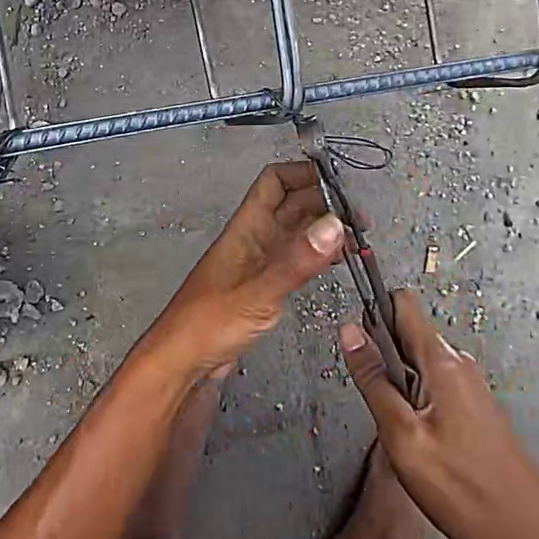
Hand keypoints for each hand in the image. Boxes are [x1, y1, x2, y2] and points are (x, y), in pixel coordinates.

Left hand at [137, 162, 346, 379]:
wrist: (181, 365)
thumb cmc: (205, 326)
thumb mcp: (258, 292)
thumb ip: (297, 260)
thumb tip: (333, 226)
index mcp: (246, 228)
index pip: (275, 181)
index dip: (304, 174)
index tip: (338, 183)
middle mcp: (253, 239)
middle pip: (291, 203)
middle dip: (324, 203)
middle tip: (357, 218)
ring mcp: (259, 262)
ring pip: (296, 231)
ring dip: (323, 229)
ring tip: (354, 239)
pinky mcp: (263, 286)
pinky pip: (295, 258)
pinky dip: (317, 254)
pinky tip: (333, 262)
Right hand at [340, 291, 538, 538]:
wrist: (527, 530)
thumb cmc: (469, 491)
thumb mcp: (403, 437)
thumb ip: (373, 380)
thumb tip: (349, 334)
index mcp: (441, 361)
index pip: (401, 302)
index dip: (373, 311)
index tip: (358, 339)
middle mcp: (457, 363)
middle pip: (406, 332)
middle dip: (383, 357)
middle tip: (382, 402)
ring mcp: (467, 382)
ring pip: (417, 360)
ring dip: (399, 382)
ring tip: (402, 428)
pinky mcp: (471, 402)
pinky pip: (433, 381)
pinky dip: (416, 398)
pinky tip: (421, 436)